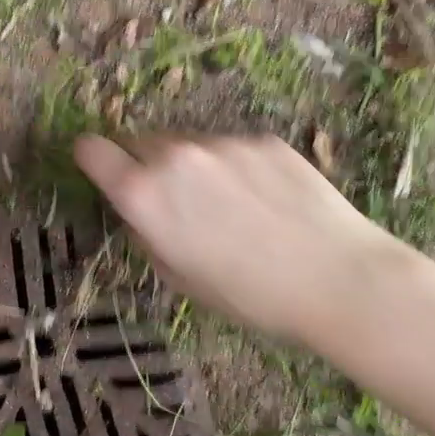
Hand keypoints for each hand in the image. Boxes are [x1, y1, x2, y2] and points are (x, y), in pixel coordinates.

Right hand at [73, 133, 415, 344]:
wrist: (343, 281)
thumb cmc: (250, 294)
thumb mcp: (177, 276)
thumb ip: (147, 232)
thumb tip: (143, 213)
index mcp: (141, 193)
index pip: (90, 149)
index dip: (93, 160)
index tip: (105, 172)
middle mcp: (173, 157)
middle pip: (140, 143)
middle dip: (149, 167)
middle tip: (179, 203)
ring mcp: (221, 144)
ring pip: (190, 147)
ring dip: (196, 167)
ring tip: (235, 208)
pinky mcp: (263, 141)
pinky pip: (234, 149)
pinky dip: (239, 169)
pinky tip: (269, 203)